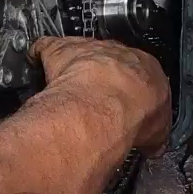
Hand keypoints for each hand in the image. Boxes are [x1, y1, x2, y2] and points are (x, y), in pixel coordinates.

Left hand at [31, 36, 170, 151]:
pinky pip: (47, 47)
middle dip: (104, 76)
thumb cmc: (135, 113)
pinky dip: (39, 54)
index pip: (143, 73)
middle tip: (96, 98)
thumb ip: (154, 133)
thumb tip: (153, 146)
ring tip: (66, 86)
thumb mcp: (157, 131)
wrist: (107, 106)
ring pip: (80, 51)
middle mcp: (119, 53)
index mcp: (148, 68)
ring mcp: (89, 49)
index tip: (128, 101)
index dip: (133, 89)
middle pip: (112, 59)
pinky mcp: (61, 50)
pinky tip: (35, 64)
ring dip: (74, 67)